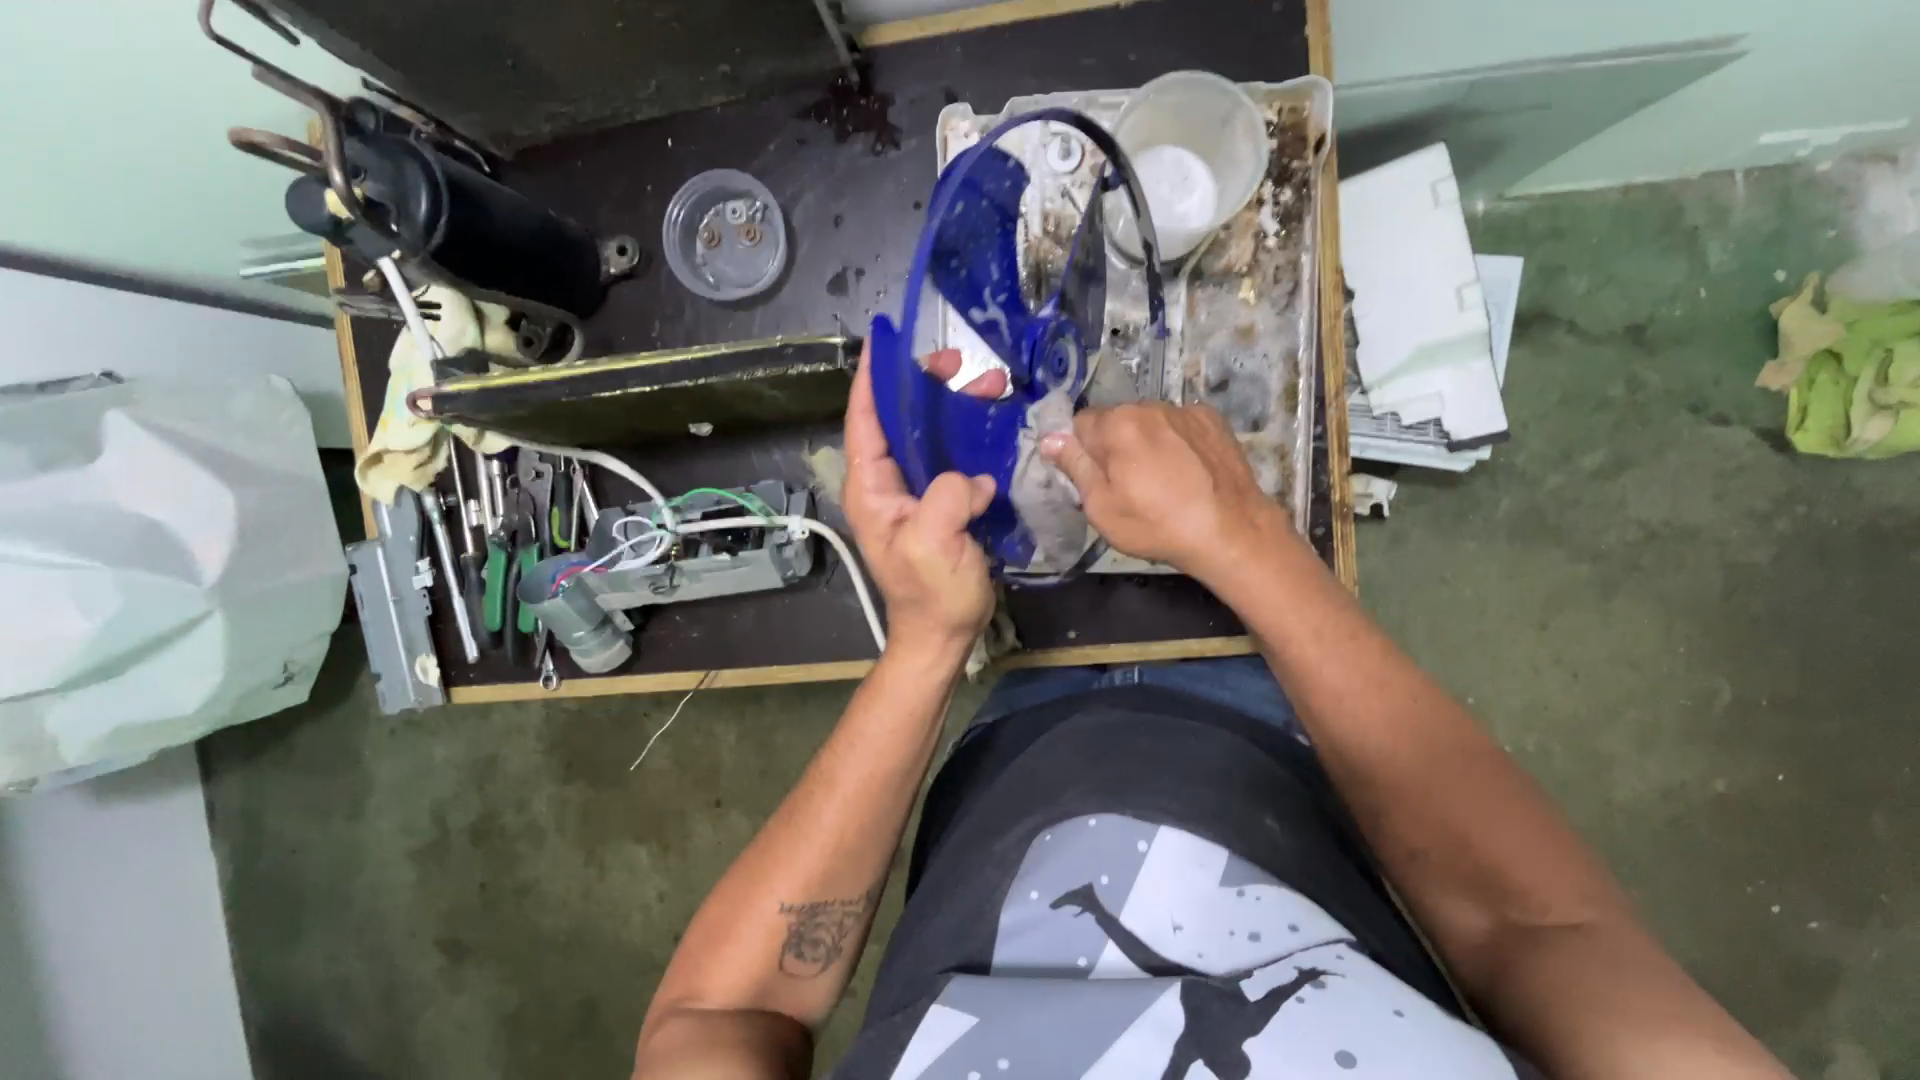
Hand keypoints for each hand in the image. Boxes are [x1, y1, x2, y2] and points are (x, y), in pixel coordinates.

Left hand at [842, 344, 1000, 653]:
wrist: (945, 633)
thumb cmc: (931, 594)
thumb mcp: (932, 544)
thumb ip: (947, 498)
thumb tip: (974, 477)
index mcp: (872, 489)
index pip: (863, 421)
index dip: (871, 380)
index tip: (884, 341)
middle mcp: (887, 483)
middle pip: (898, 419)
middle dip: (924, 386)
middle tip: (956, 363)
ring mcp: (914, 493)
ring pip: (929, 435)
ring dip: (956, 408)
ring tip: (990, 384)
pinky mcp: (941, 503)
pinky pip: (953, 458)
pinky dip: (972, 436)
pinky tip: (996, 422)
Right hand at [1039, 402, 1297, 581]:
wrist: (1230, 531)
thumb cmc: (1156, 525)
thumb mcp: (1102, 507)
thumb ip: (1075, 467)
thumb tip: (1050, 439)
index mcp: (1116, 425)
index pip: (1079, 424)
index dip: (1081, 452)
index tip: (1094, 479)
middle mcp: (1148, 406)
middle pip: (1116, 421)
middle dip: (1115, 445)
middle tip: (1129, 484)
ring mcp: (1184, 410)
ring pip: (1149, 422)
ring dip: (1147, 442)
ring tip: (1163, 479)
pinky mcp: (1212, 420)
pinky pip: (1179, 425)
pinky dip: (1177, 441)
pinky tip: (1188, 470)